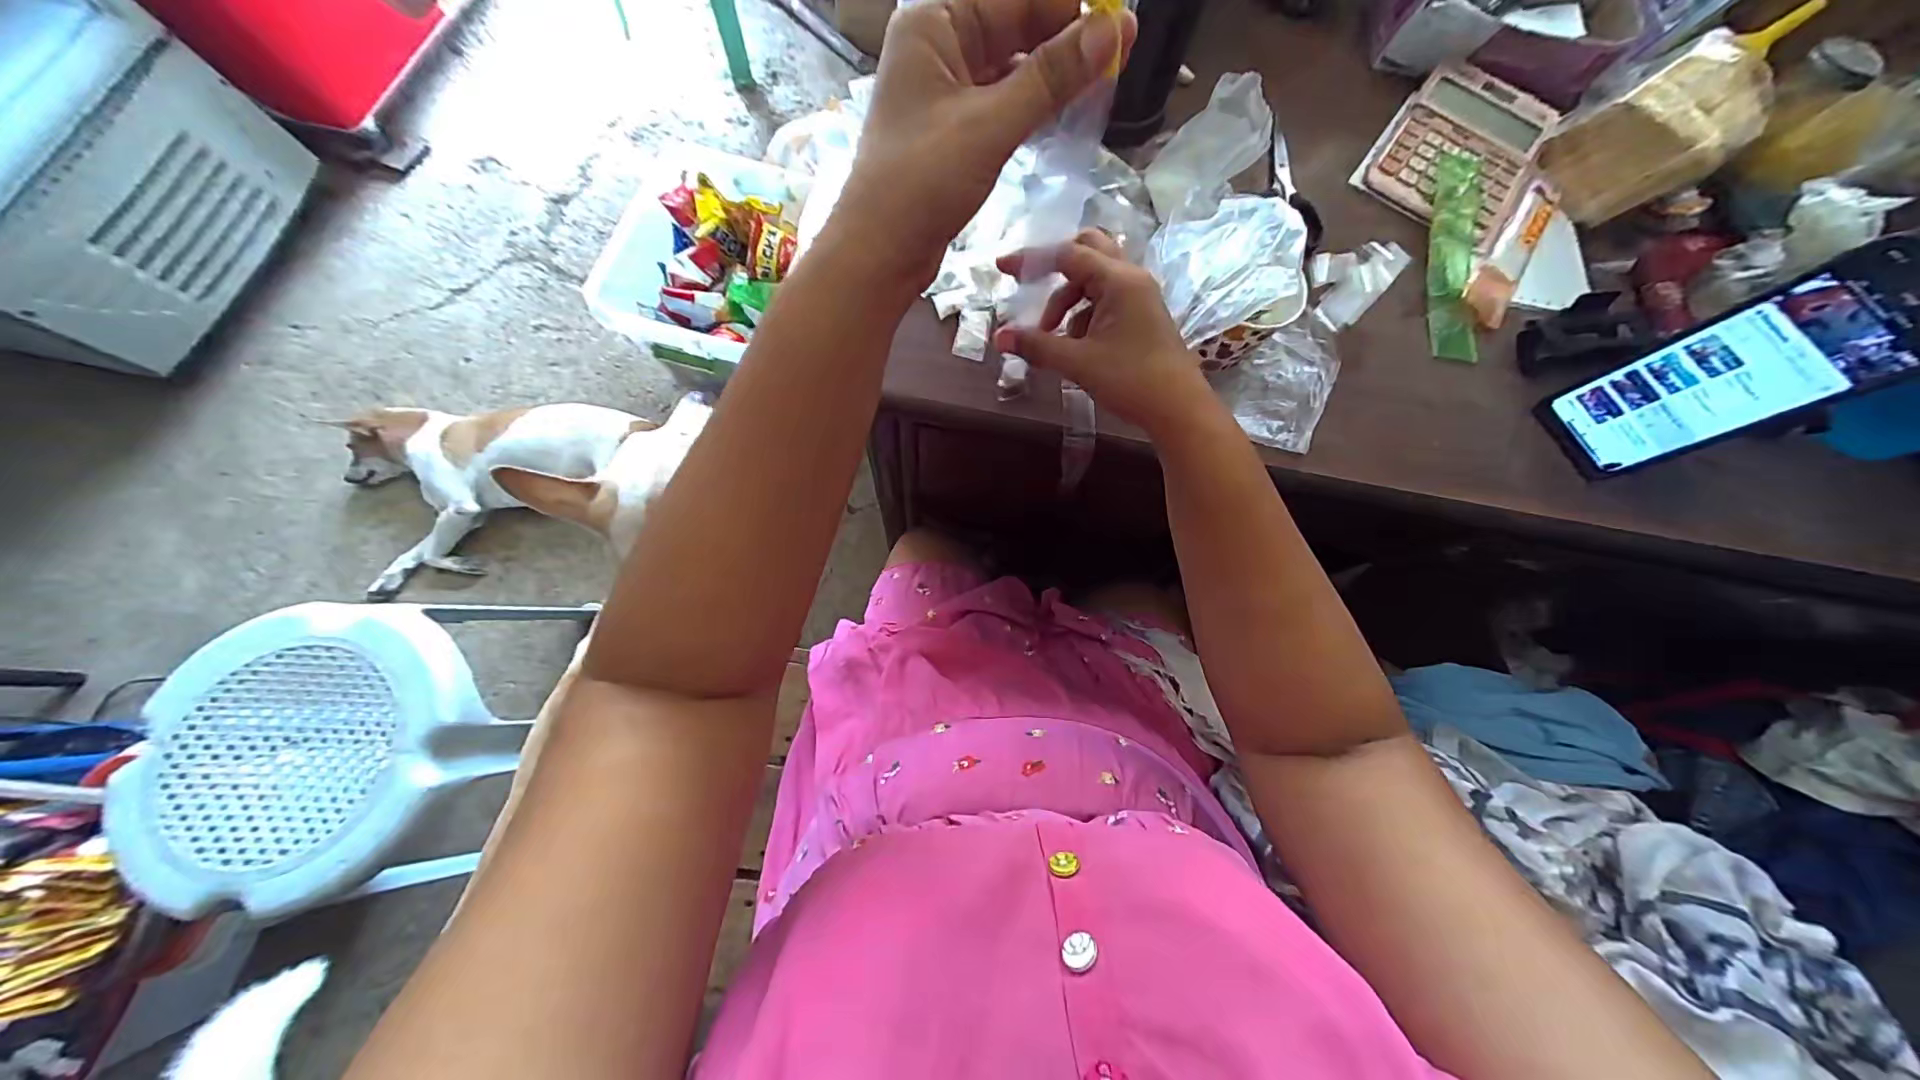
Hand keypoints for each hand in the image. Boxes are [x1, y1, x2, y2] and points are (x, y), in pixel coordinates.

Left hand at [837, 0, 1135, 284]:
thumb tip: (1115, 29)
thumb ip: (1053, 77)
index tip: (1120, 23)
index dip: (1071, 7)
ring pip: (1011, 67)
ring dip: (1052, 76)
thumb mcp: (991, 124)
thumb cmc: (921, 183)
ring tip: (1102, 86)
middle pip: (1015, 25)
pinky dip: (1032, 107)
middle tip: (1120, 57)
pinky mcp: (952, 130)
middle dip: (1065, 40)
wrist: (878, 253)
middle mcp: (937, 46)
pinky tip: (1065, 115)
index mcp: (934, 22)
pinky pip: (1002, 102)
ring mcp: (944, 90)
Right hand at [994, 229, 1220, 436]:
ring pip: (1095, 279)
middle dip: (1056, 270)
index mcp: (1118, 280)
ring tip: (1052, 337)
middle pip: (1087, 251)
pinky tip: (1076, 345)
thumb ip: (1037, 345)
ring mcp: (1140, 296)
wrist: (1178, 408)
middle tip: (1033, 291)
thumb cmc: (1131, 380)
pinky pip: (1106, 299)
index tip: (1002, 267)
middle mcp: (1131, 278)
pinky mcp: (1142, 315)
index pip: (1067, 254)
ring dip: (1068, 300)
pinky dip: (1084, 313)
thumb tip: (999, 337)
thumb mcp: (1078, 362)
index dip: (1031, 259)